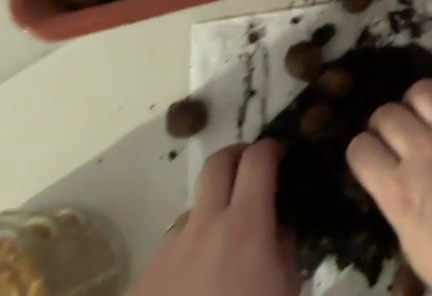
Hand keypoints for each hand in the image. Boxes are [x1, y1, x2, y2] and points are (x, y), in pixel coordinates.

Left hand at [129, 140, 301, 295]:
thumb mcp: (286, 289)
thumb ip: (286, 249)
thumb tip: (280, 227)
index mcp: (246, 224)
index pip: (259, 159)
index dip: (273, 148)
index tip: (284, 154)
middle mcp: (204, 225)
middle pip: (217, 163)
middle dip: (238, 155)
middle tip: (254, 168)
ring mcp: (169, 248)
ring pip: (194, 207)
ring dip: (214, 211)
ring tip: (226, 246)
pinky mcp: (145, 276)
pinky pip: (174, 246)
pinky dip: (191, 250)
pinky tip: (199, 282)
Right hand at [347, 80, 431, 295]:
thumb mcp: (411, 244)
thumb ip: (396, 203)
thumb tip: (390, 180)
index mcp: (399, 190)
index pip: (359, 149)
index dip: (361, 154)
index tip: (370, 160)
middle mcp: (424, 153)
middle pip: (386, 114)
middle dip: (383, 125)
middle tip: (394, 139)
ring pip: (421, 90)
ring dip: (414, 104)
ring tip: (422, 120)